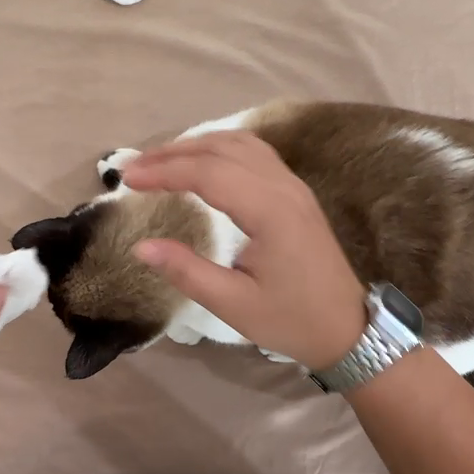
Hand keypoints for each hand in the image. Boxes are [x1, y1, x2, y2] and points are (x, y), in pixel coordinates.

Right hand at [122, 132, 365, 368]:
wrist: (345, 328)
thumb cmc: (289, 321)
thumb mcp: (232, 304)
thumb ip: (187, 272)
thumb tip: (141, 248)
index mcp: (269, 211)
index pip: (208, 173)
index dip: (164, 171)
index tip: (127, 180)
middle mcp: (283, 187)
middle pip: (223, 149)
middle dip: (174, 152)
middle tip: (134, 167)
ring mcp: (293, 187)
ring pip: (241, 145)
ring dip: (197, 146)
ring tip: (159, 161)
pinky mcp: (295, 196)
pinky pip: (254, 155)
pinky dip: (220, 151)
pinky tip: (200, 164)